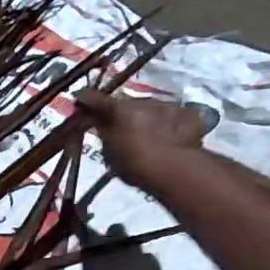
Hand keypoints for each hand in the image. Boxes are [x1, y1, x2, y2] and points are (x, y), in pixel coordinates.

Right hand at [77, 89, 205, 188]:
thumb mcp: (109, 153)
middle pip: (127, 104)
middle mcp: (143, 100)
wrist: (175, 171)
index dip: (85, 100)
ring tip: (149, 137)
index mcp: (119, 109)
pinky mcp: (190, 115)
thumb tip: (99, 122)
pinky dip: (171, 124)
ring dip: (147, 118)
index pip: (96, 99)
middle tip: (122, 128)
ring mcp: (168, 106)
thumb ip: (103, 134)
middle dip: (123, 113)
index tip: (79, 100)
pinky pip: (175, 117)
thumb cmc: (135, 166)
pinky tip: (172, 137)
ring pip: (152, 109)